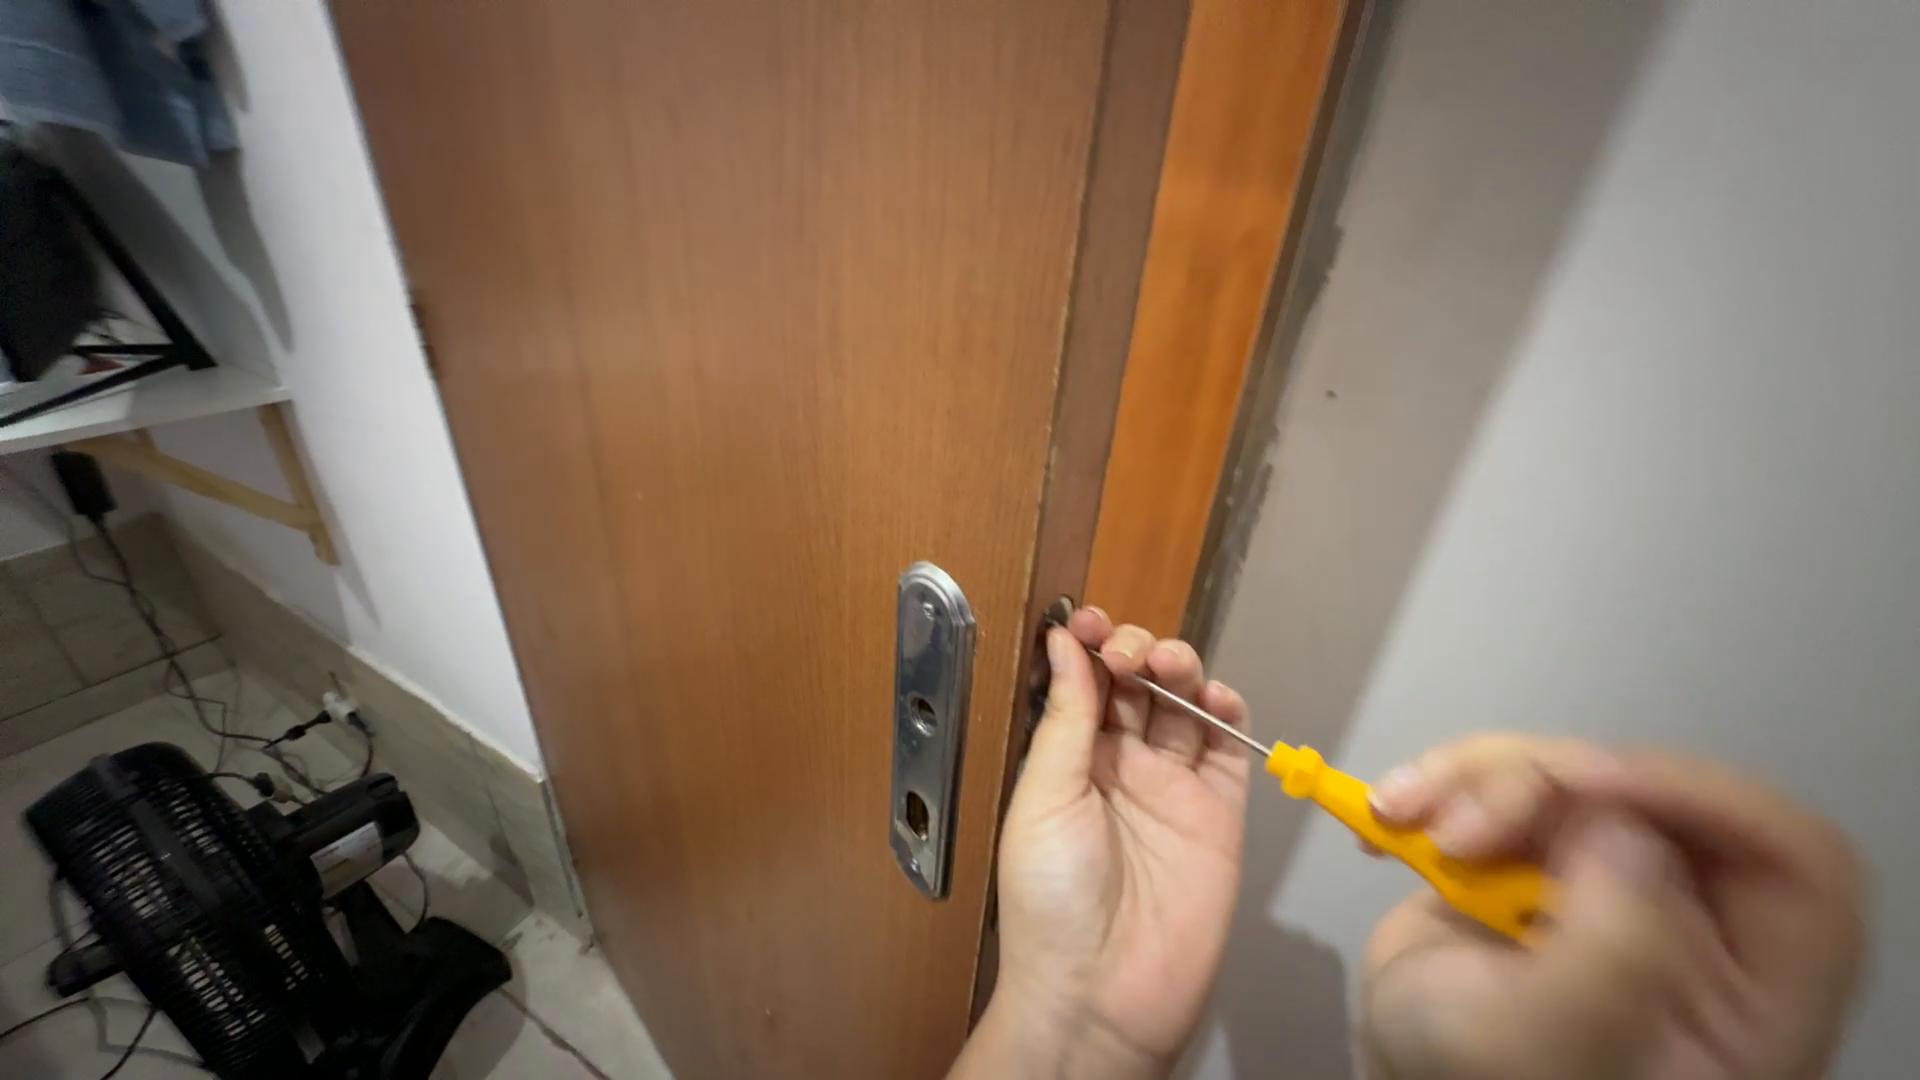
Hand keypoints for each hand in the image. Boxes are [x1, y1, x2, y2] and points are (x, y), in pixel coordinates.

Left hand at [955, 609, 1250, 1078]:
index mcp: (1071, 757)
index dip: (1090, 645)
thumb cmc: (1052, 895)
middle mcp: (1121, 763)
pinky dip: (1226, 713)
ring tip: (1170, 666)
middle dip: (1135, 650)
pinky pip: (1227, 750)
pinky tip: (1214, 698)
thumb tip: (1064, 642)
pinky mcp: (1217, 811)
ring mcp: (1172, 785)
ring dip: (1181, 670)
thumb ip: (1067, 717)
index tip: (1087, 620)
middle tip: (1129, 652)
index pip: (1086, 682)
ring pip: (1183, 705)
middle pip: (1137, 684)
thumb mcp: (1045, 795)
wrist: (1102, 994)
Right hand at [1360, 735, 1866, 1079]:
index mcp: (1742, 986)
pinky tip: (1384, 820)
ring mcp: (1598, 869)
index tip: (1579, 782)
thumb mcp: (1543, 1037)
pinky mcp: (1525, 843)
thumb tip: (1622, 828)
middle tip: (1451, 831)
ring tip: (1394, 817)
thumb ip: (1611, 952)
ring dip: (1461, 777)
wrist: (1402, 1057)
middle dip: (1531, 786)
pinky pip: (1492, 775)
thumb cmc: (1474, 1070)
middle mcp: (1683, 912)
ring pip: (1554, 766)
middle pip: (1643, 791)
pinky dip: (1429, 783)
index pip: (1788, 857)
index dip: (1698, 797)